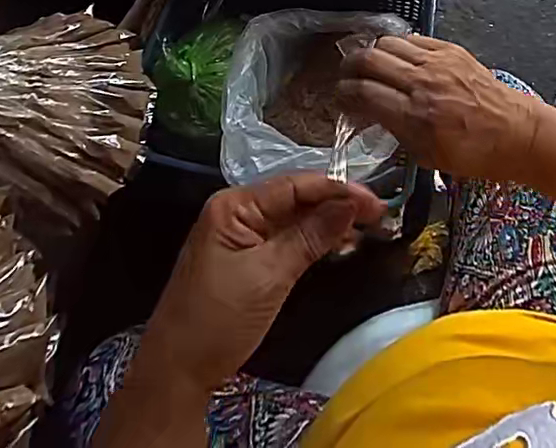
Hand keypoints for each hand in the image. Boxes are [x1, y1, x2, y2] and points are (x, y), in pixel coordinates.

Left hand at [138, 175, 384, 392]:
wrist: (176, 371)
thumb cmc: (219, 319)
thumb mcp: (269, 276)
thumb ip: (310, 236)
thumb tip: (350, 205)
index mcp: (234, 204)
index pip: (293, 185)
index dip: (336, 189)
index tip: (374, 200)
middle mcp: (237, 209)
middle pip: (294, 197)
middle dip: (336, 202)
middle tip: (379, 212)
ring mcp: (241, 232)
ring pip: (292, 216)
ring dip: (328, 220)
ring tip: (368, 224)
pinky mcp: (246, 255)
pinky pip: (285, 236)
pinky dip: (312, 238)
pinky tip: (339, 240)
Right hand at [338, 36, 545, 182]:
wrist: (518, 134)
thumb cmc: (475, 154)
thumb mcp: (427, 156)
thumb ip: (394, 131)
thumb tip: (370, 113)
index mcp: (415, 116)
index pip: (363, 93)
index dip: (343, 93)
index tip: (339, 96)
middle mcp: (422, 84)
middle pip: (368, 60)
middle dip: (349, 67)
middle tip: (347, 75)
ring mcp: (437, 62)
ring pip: (387, 43)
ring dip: (372, 53)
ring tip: (371, 65)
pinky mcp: (450, 50)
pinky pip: (413, 39)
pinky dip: (399, 47)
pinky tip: (399, 59)